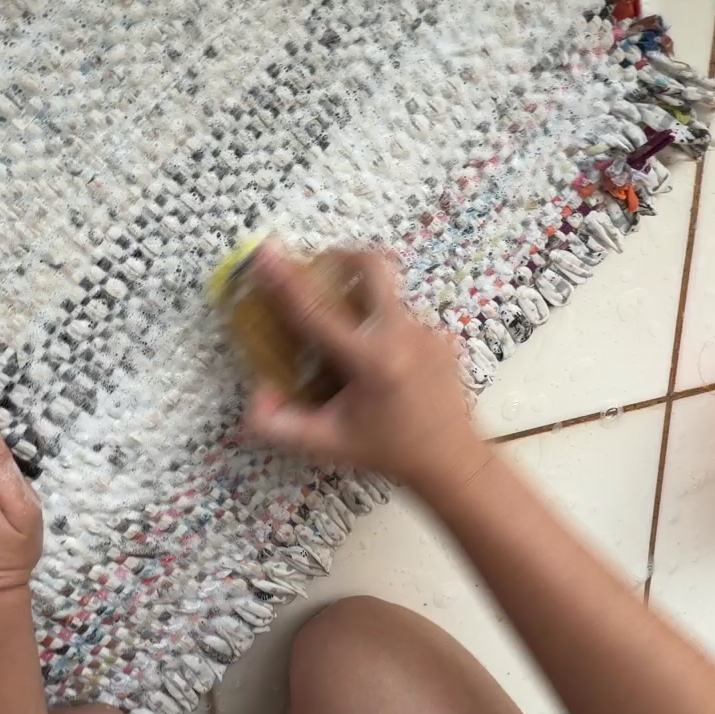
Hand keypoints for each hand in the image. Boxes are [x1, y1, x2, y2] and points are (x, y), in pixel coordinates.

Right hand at [240, 240, 493, 490]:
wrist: (456, 463)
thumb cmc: (386, 452)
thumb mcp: (324, 444)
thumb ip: (277, 424)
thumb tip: (258, 389)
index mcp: (369, 361)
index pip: (316, 310)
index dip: (285, 278)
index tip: (266, 251)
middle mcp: (401, 335)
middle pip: (372, 267)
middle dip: (342, 256)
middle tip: (321, 268)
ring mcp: (427, 331)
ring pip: (386, 294)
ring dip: (361, 300)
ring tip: (349, 332)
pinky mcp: (442, 336)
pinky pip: (402, 318)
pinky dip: (382, 327)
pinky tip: (381, 360)